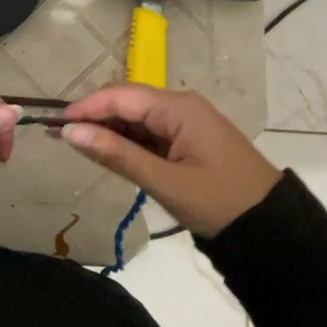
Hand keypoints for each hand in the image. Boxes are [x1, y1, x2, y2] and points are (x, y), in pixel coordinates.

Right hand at [57, 85, 280, 236]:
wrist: (272, 230)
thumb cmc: (219, 203)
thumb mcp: (164, 182)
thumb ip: (116, 154)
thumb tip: (69, 131)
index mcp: (178, 107)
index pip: (119, 96)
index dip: (84, 108)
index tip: (54, 125)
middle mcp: (180, 105)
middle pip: (125, 101)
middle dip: (92, 115)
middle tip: (59, 136)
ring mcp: (184, 122)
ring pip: (133, 116)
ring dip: (106, 129)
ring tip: (74, 144)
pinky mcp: (186, 139)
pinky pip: (146, 131)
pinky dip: (124, 140)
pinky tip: (104, 152)